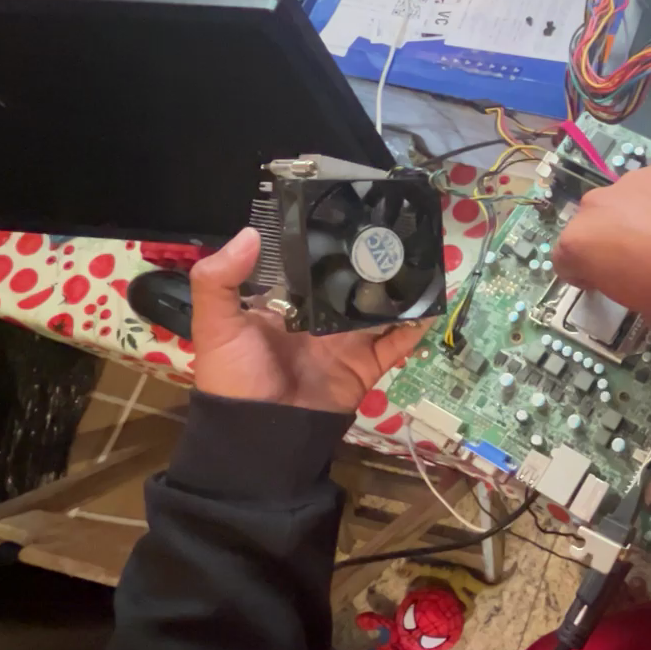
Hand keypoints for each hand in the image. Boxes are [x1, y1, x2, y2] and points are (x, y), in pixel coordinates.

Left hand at [189, 227, 425, 413]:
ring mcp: (347, 343)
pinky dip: (416, 328)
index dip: (326, 246)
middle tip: (394, 234)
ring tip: (421, 263)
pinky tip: (433, 306)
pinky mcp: (368, 364)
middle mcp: (320, 321)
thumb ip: (219, 280)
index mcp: (285, 307)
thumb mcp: (216, 325)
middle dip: (371, 264)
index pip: (309, 269)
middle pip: (351, 287)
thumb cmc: (237, 375)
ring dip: (399, 291)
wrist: (264, 432)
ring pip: (379, 311)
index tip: (346, 217)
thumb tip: (252, 232)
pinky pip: (396, 343)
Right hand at [553, 160, 650, 326]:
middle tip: (640, 258)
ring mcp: (632, 181)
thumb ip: (621, 284)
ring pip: (626, 198)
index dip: (582, 272)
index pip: (564, 258)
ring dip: (639, 214)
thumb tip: (634, 281)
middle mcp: (596, 205)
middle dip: (610, 238)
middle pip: (594, 222)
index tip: (600, 280)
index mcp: (579, 243)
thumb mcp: (637, 307)